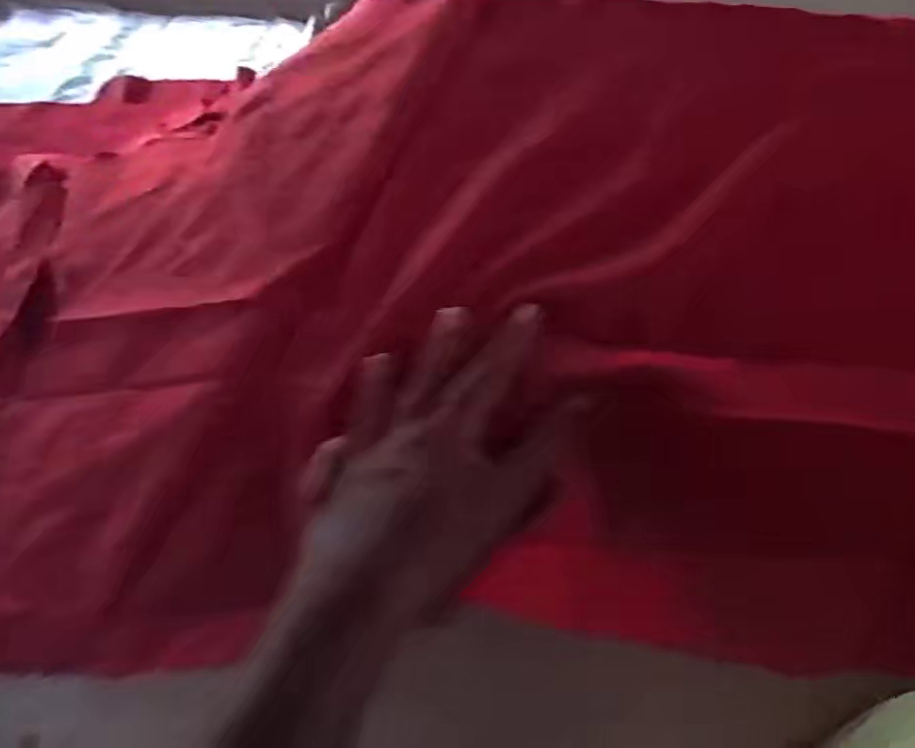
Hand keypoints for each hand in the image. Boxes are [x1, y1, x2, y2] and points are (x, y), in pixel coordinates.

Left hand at [290, 305, 580, 630]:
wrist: (352, 605)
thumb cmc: (442, 542)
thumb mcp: (508, 493)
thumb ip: (544, 442)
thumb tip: (583, 396)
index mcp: (449, 430)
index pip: (488, 376)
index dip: (511, 343)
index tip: (528, 309)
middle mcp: (401, 436)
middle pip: (428, 382)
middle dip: (447, 347)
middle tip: (452, 311)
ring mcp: (359, 466)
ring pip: (374, 413)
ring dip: (382, 384)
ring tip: (384, 356)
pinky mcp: (330, 500)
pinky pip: (332, 465)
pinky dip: (335, 448)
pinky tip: (332, 442)